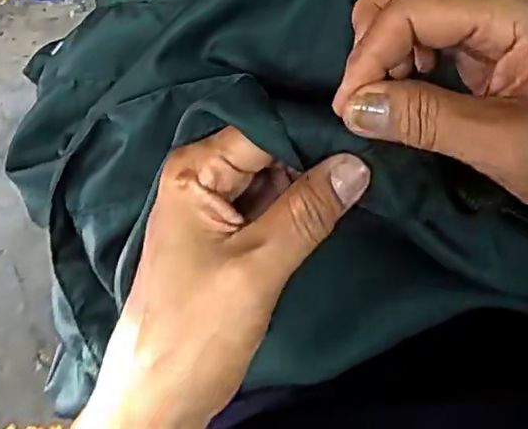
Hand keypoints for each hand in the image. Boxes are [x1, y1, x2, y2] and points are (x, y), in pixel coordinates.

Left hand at [74, 127, 368, 428]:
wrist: (155, 412)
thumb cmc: (192, 338)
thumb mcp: (256, 270)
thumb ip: (309, 211)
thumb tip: (361, 161)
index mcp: (195, 170)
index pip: (267, 127)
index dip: (314, 129)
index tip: (364, 130)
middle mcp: (203, 174)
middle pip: (275, 146)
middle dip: (319, 152)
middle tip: (373, 151)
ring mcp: (217, 202)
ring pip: (281, 171)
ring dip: (317, 176)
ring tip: (368, 167)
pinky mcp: (231, 228)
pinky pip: (277, 198)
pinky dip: (306, 199)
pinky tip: (342, 194)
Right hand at [331, 0, 527, 240]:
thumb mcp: (503, 144)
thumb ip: (425, 118)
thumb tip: (351, 104)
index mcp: (506, 12)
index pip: (412, 6)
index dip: (371, 52)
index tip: (350, 109)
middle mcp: (496, 8)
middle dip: (374, 29)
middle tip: (362, 92)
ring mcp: (494, 31)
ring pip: (418, 10)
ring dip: (386, 47)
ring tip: (380, 103)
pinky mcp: (491, 58)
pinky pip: (433, 42)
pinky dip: (405, 63)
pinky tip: (404, 101)